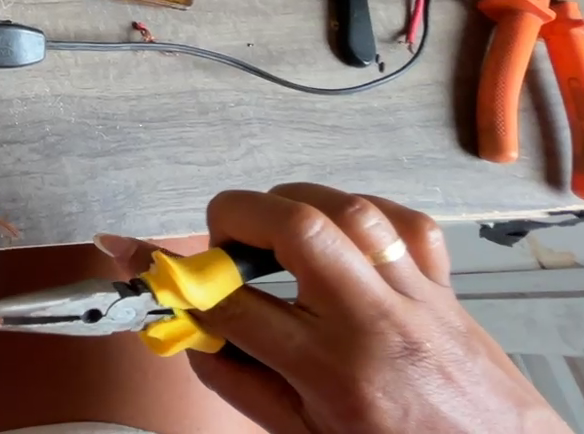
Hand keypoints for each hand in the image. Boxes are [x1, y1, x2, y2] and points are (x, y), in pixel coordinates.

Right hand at [102, 184, 569, 433]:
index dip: (175, 279)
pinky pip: (407, 222)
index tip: (136, 255)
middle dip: (236, 216)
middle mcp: (379, 327)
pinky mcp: (447, 289)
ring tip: (272, 229)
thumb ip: (238, 380)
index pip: (232, 306)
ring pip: (349, 210)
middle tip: (222, 240)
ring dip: (293, 203)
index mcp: (338, 376)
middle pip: (297, 228)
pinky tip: (338, 229)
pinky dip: (361, 212)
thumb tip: (187, 326)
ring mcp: (419, 301)